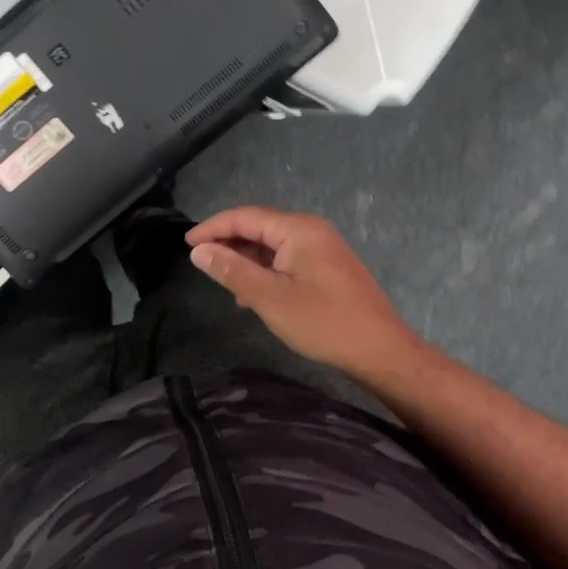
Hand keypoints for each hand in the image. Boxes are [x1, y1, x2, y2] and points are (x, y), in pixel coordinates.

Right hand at [187, 206, 421, 378]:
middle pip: (259, 226)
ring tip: (221, 279)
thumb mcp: (269, 298)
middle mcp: (311, 230)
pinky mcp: (328, 268)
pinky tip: (252, 292)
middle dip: (228, 242)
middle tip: (200, 261)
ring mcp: (323, 249)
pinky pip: (287, 258)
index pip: (245, 217)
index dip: (212, 228)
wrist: (381, 351)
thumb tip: (199, 251)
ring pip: (272, 244)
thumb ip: (231, 270)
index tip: (186, 244)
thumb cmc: (323, 322)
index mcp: (298, 230)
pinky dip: (264, 269)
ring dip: (245, 258)